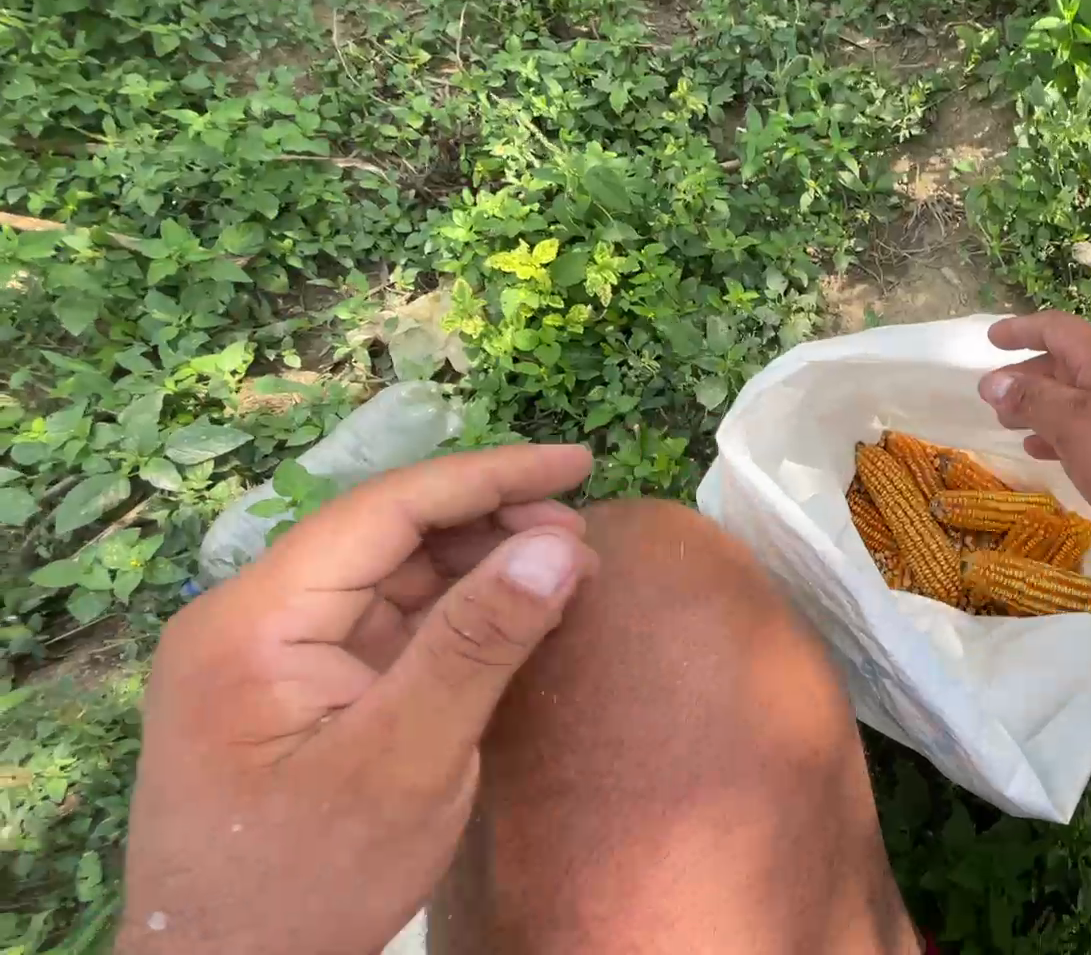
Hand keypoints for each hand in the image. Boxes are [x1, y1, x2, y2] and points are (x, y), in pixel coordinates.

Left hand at [119, 444, 598, 954]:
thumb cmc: (312, 877)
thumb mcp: (408, 757)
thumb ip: (479, 641)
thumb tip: (562, 543)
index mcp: (257, 619)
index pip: (389, 509)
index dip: (492, 475)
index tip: (581, 463)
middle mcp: (265, 615)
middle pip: (397, 529)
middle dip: (497, 517)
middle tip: (582, 535)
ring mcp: (292, 647)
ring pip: (408, 565)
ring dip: (492, 556)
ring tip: (569, 566)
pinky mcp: (325, 677)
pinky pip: (410, 611)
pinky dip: (476, 599)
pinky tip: (525, 604)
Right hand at [978, 312, 1090, 562]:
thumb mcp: (1076, 425)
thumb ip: (1033, 399)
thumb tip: (993, 381)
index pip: (1059, 329)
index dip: (1022, 329)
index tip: (990, 338)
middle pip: (1066, 364)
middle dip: (1026, 376)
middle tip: (992, 399)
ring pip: (1076, 399)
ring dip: (1040, 407)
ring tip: (1009, 425)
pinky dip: (1061, 434)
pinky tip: (1041, 450)